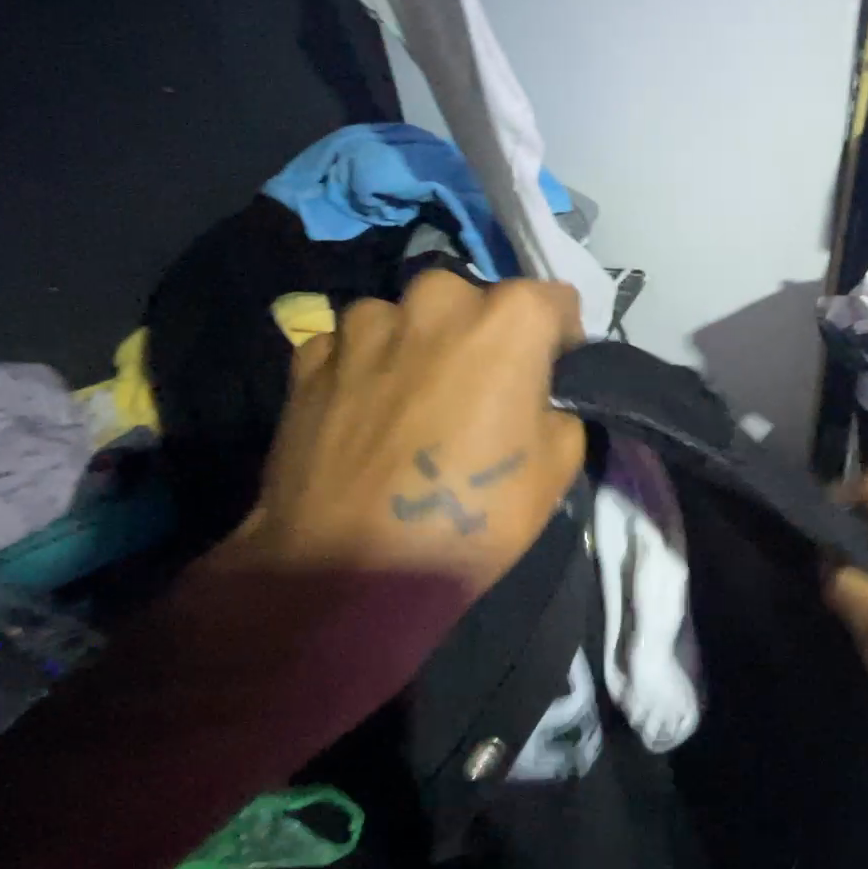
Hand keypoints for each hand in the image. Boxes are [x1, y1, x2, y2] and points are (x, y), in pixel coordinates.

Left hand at [217, 271, 586, 596]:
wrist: (351, 569)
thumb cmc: (476, 513)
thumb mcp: (559, 465)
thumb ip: (559, 409)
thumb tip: (540, 401)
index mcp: (510, 320)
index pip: (554, 299)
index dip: (558, 339)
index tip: (549, 376)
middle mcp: (438, 302)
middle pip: (474, 298)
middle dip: (482, 332)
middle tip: (479, 388)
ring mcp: (365, 326)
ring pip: (405, 318)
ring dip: (417, 345)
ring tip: (413, 401)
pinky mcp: (309, 360)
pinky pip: (350, 348)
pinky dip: (364, 370)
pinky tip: (364, 417)